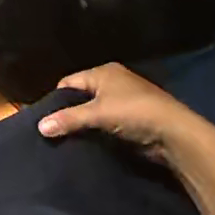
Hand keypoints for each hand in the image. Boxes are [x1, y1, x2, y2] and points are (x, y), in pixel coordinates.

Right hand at [36, 63, 213, 162]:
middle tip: (54, 130)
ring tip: (67, 139)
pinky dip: (96, 130)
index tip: (46, 119)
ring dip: (83, 124)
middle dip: (68, 113)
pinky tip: (87, 142)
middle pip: (80, 96)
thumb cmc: (135, 113)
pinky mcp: (131, 117)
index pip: (68, 82)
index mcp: (104, 72)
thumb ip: (67, 119)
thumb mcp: (97, 114)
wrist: (175, 133)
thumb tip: (39, 127)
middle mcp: (113, 81)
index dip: (56, 100)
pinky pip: (104, 122)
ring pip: (92, 110)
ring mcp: (123, 99)